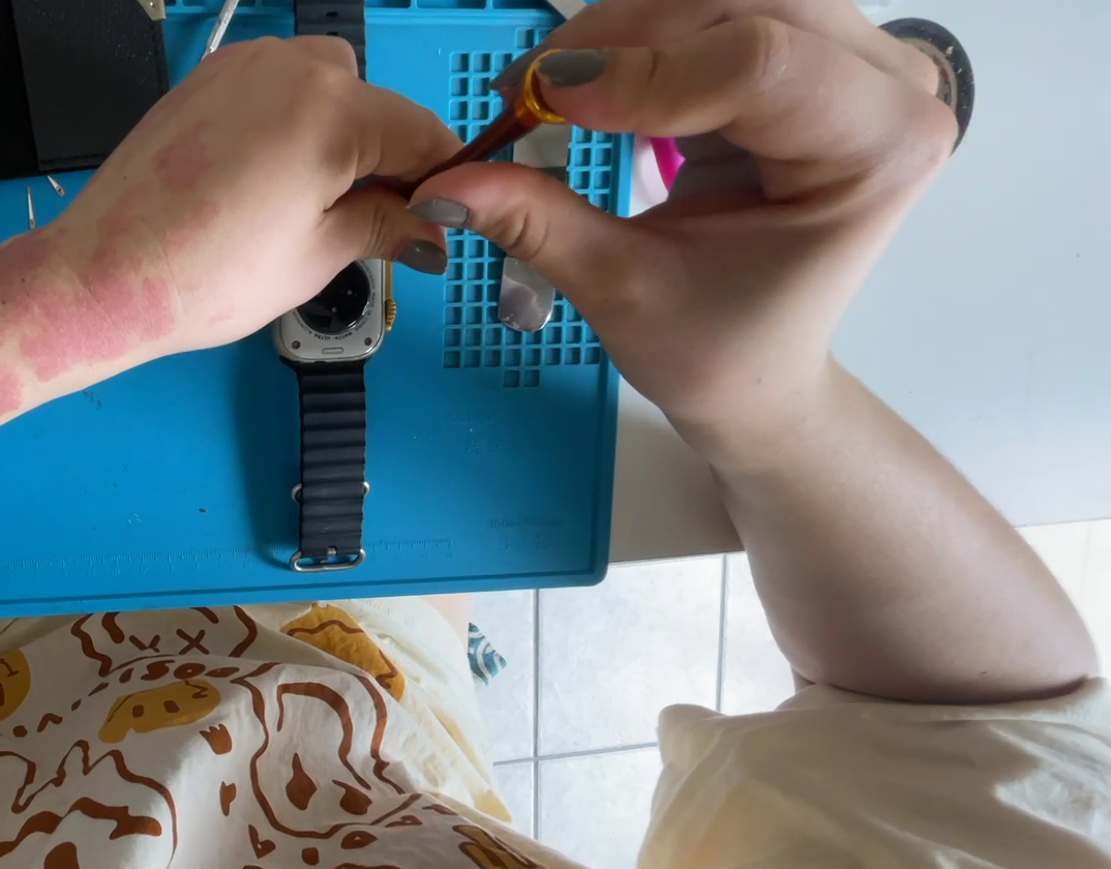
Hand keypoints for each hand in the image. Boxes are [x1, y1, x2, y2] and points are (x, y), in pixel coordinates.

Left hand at [44, 36, 460, 358]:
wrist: (107, 276)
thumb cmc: (200, 278)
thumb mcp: (313, 259)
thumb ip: (383, 227)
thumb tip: (427, 229)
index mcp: (331, 109)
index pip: (420, 133)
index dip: (436, 183)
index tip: (430, 219)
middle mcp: (289, 68)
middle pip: (373, 107)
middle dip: (380, 162)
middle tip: (361, 227)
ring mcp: (242, 69)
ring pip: (324, 94)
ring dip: (333, 144)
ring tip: (301, 211)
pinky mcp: (206, 83)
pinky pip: (274, 95)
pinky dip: (288, 132)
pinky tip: (263, 187)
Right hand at [405, 0, 957, 445]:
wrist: (752, 370)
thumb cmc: (705, 348)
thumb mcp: (618, 290)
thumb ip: (539, 224)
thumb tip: (443, 186)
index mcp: (875, 148)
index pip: (759, 66)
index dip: (640, 75)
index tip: (537, 98)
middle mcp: (887, 83)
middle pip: (746, 6)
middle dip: (621, 38)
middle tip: (519, 92)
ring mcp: (852, 65)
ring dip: (625, 30)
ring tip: (543, 88)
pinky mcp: (806, 66)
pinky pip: (719, 19)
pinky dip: (639, 42)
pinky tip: (584, 81)